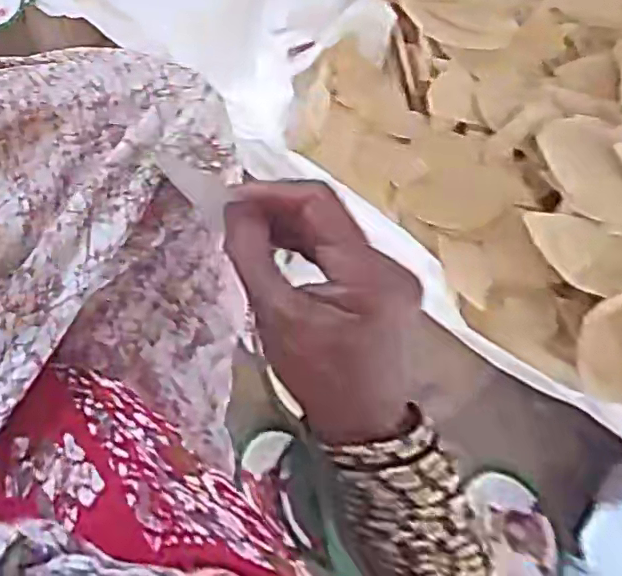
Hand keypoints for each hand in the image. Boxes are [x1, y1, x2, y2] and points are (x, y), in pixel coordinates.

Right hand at [223, 181, 422, 444]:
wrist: (362, 429)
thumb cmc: (317, 377)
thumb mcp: (274, 314)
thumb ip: (251, 252)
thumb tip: (234, 205)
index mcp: (370, 272)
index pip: (319, 202)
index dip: (271, 192)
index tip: (232, 200)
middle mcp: (389, 263)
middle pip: (324, 211)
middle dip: (274, 207)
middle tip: (233, 214)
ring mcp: (388, 272)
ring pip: (327, 225)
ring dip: (284, 222)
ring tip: (246, 229)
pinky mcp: (379, 281)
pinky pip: (333, 245)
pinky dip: (299, 241)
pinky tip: (272, 246)